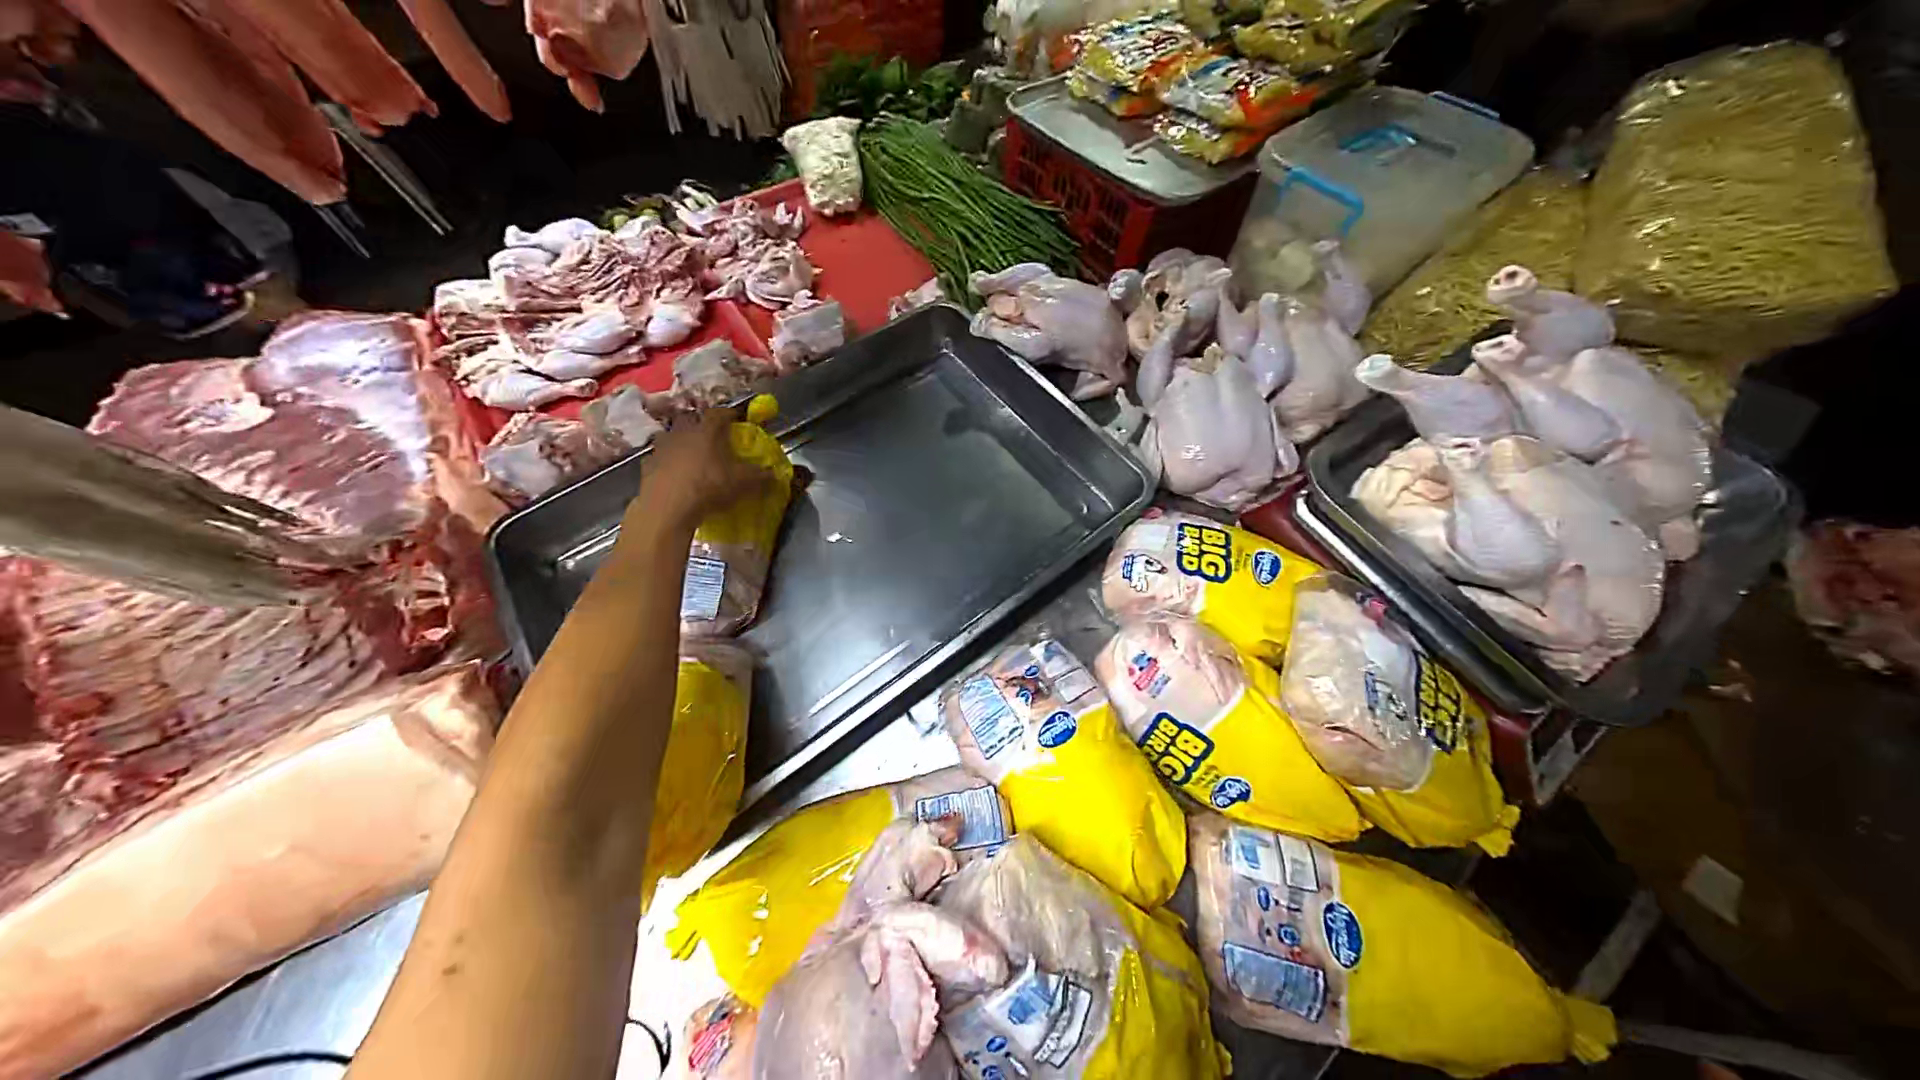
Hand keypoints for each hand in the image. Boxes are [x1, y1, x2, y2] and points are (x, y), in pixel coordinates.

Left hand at [630, 406, 770, 531]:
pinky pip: (660, 459)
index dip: (730, 414)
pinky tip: (675, 475)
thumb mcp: (744, 483)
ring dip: (682, 442)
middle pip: (692, 419)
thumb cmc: (710, 486)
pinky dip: (667, 463)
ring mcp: (662, 447)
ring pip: (672, 437)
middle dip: (702, 425)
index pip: (720, 413)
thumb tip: (775, 474)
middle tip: (712, 437)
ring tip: (692, 456)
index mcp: (707, 430)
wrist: (668, 508)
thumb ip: (761, 476)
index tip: (737, 419)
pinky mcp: (647, 466)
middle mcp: (682, 432)